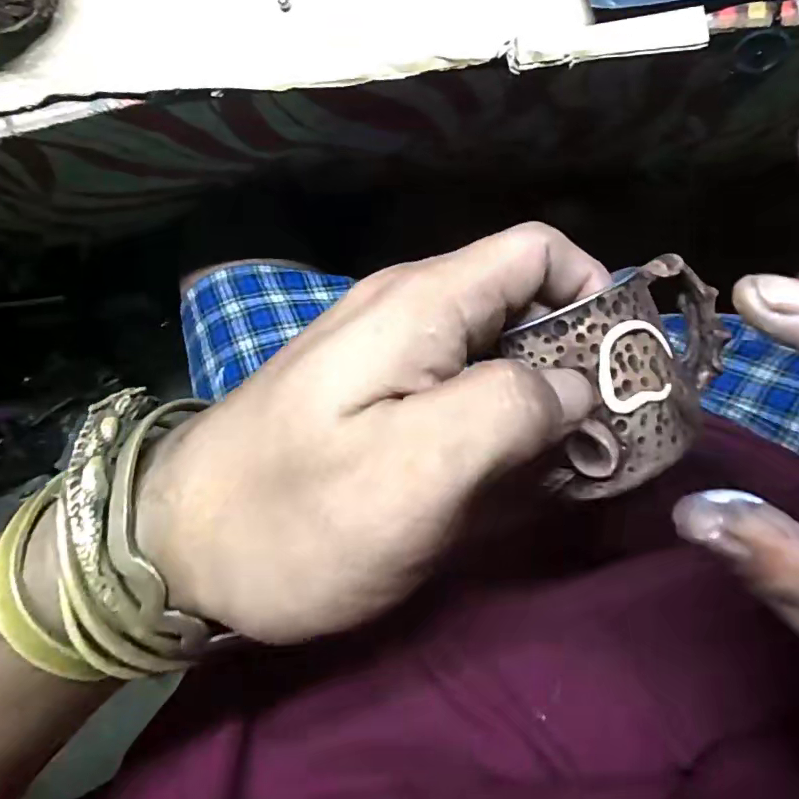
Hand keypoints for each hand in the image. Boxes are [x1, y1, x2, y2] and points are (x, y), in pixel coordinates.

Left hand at [135, 225, 607, 643]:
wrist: (175, 546)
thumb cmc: (292, 520)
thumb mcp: (414, 472)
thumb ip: (508, 410)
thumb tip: (575, 382)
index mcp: (419, 304)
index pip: (538, 252)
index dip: (597, 296)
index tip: (623, 377)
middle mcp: (402, 308)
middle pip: (521, 302)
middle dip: (575, 364)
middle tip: (600, 445)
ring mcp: (380, 351)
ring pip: (491, 350)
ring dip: (537, 403)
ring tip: (553, 473)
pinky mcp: (368, 393)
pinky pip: (453, 387)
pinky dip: (492, 423)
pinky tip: (495, 478)